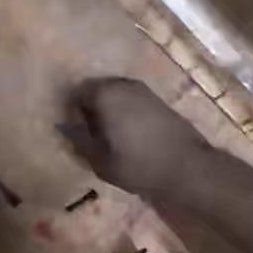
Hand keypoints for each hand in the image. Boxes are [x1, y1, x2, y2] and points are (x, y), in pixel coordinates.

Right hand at [64, 78, 212, 197]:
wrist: (187, 168)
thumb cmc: (137, 165)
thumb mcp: (99, 160)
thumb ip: (78, 139)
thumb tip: (64, 126)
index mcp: (105, 93)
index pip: (76, 93)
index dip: (71, 112)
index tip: (73, 133)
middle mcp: (124, 84)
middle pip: (97, 91)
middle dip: (90, 110)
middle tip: (89, 136)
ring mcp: (144, 91)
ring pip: (116, 96)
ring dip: (108, 112)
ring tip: (109, 139)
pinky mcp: (159, 101)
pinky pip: (132, 103)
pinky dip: (125, 114)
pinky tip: (128, 137)